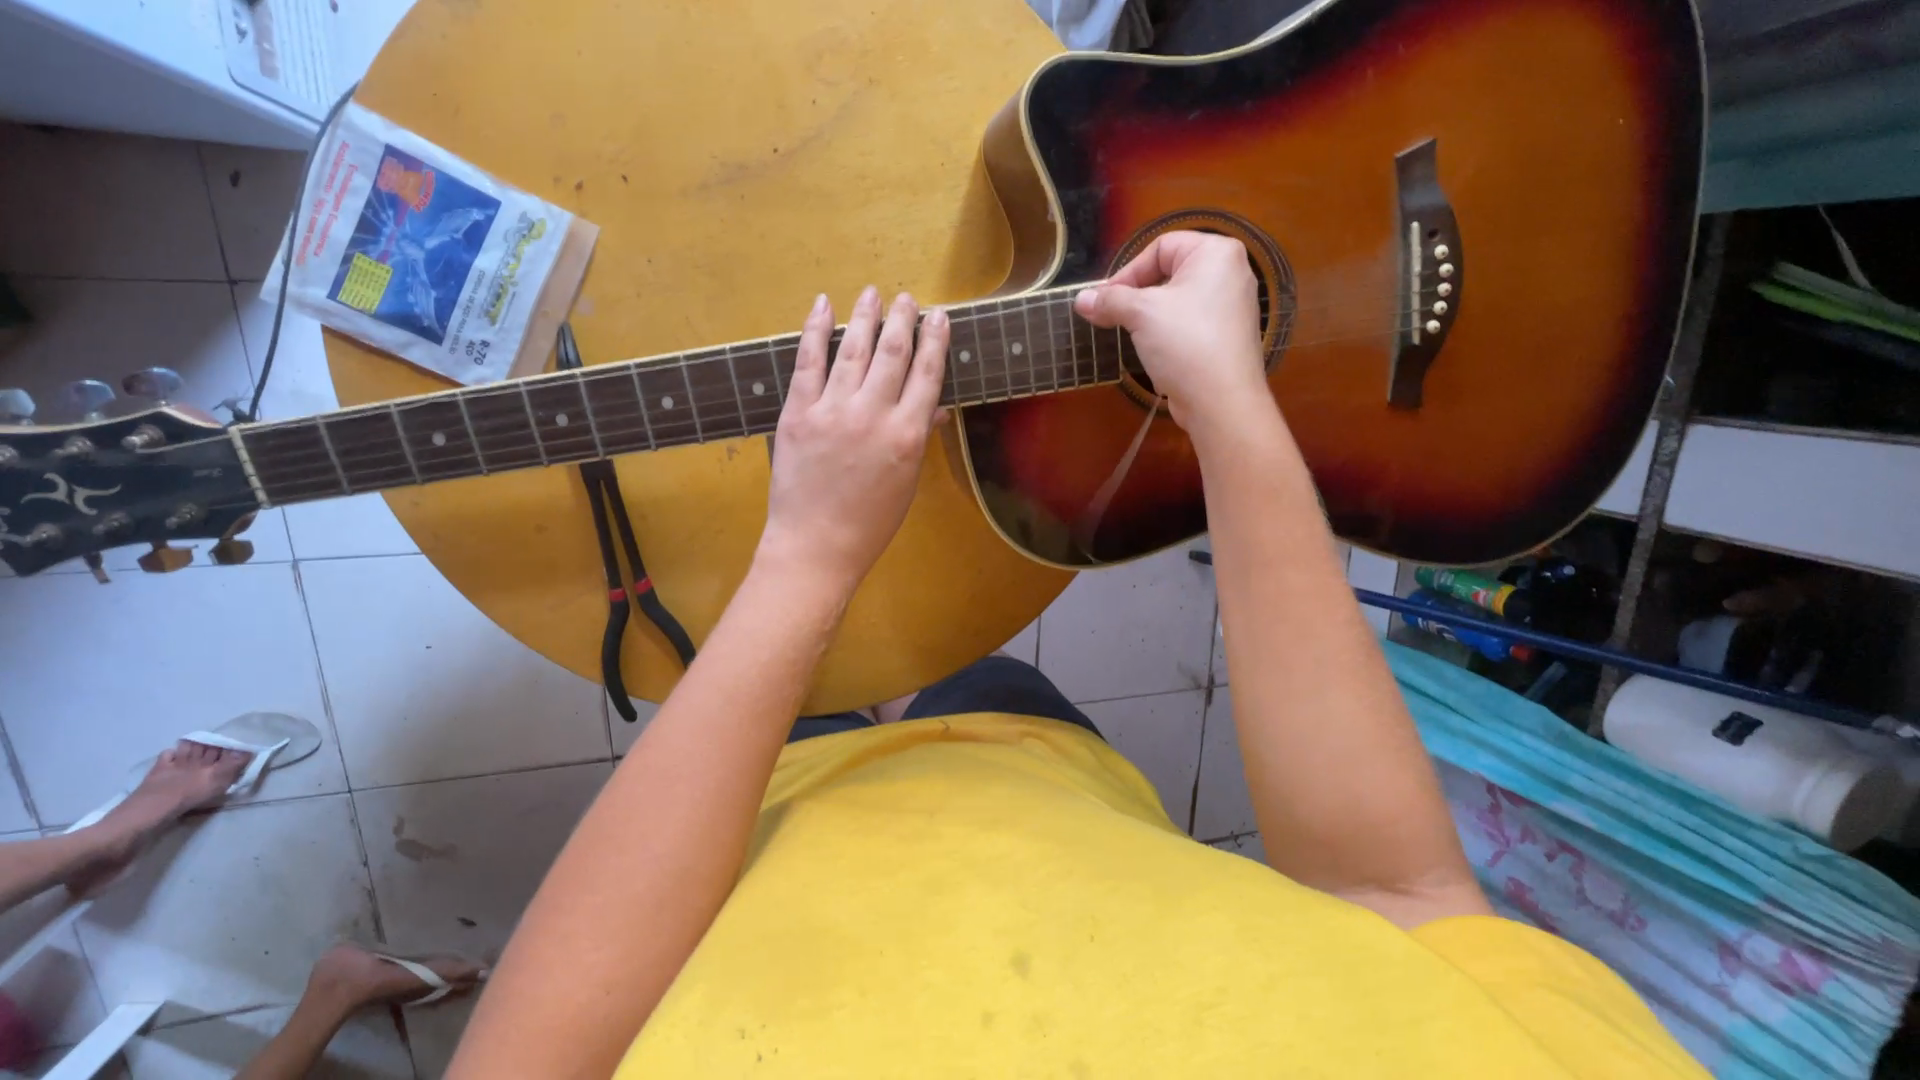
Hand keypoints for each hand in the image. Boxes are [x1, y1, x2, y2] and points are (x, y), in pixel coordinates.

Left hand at [759, 287, 947, 592]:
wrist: (816, 546)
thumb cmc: (869, 523)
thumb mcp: (906, 483)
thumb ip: (918, 438)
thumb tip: (936, 405)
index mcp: (907, 435)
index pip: (927, 374)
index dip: (935, 340)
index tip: (938, 316)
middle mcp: (874, 414)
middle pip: (894, 353)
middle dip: (902, 320)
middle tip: (907, 298)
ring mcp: (833, 411)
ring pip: (854, 350)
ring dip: (865, 317)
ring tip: (873, 293)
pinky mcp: (798, 413)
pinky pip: (808, 362)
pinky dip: (815, 330)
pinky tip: (823, 306)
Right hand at [1072, 231, 1269, 436]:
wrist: (1221, 400)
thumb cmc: (1185, 342)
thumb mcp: (1140, 314)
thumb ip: (1109, 301)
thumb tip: (1080, 299)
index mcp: (1216, 253)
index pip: (1160, 247)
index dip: (1128, 272)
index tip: (1105, 300)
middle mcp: (1230, 273)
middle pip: (1169, 273)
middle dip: (1137, 295)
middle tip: (1112, 317)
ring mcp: (1232, 307)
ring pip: (1177, 301)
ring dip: (1149, 317)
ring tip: (1131, 335)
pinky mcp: (1227, 337)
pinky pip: (1189, 324)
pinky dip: (1168, 334)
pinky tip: (1155, 354)